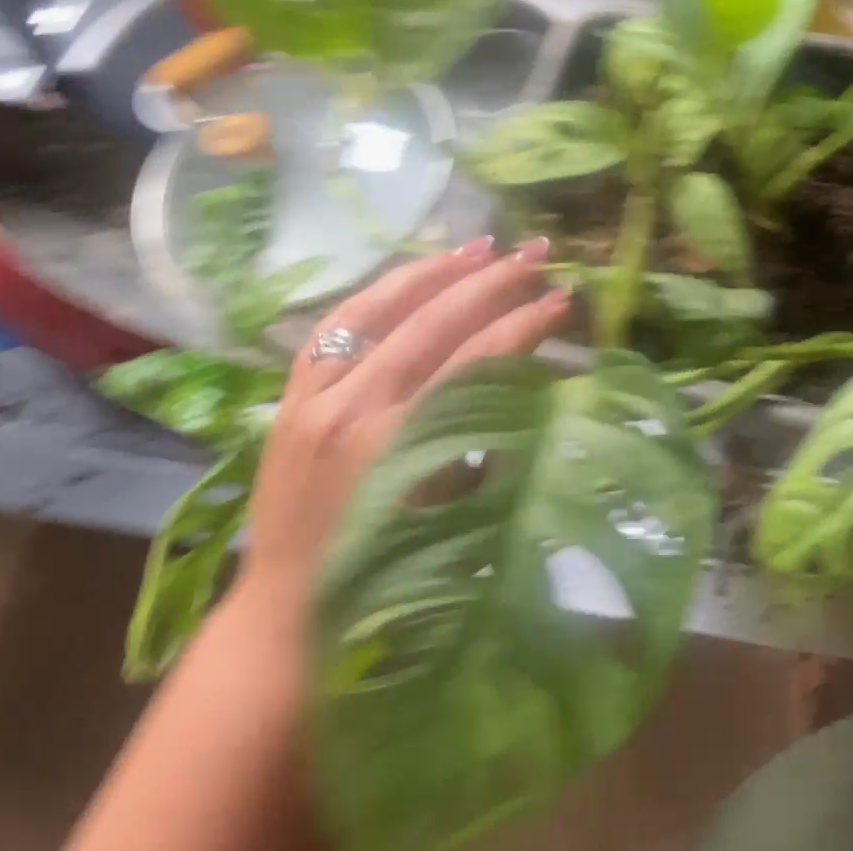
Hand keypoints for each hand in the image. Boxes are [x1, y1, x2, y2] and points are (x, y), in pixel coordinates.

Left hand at [236, 236, 570, 603]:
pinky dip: (376, 295)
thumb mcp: (465, 504)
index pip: (477, 357)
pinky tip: (409, 278)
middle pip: (430, 320)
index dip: (525, 323)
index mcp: (401, 439)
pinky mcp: (288, 400)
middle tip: (536, 252)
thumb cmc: (398, 569)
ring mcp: (311, 398)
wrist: (293, 607)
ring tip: (478, 245)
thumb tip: (530, 381)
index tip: (563, 298)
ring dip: (432, 272)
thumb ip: (493, 436)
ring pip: (372, 310)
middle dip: (491, 280)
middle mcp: (352, 406)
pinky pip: (332, 328)